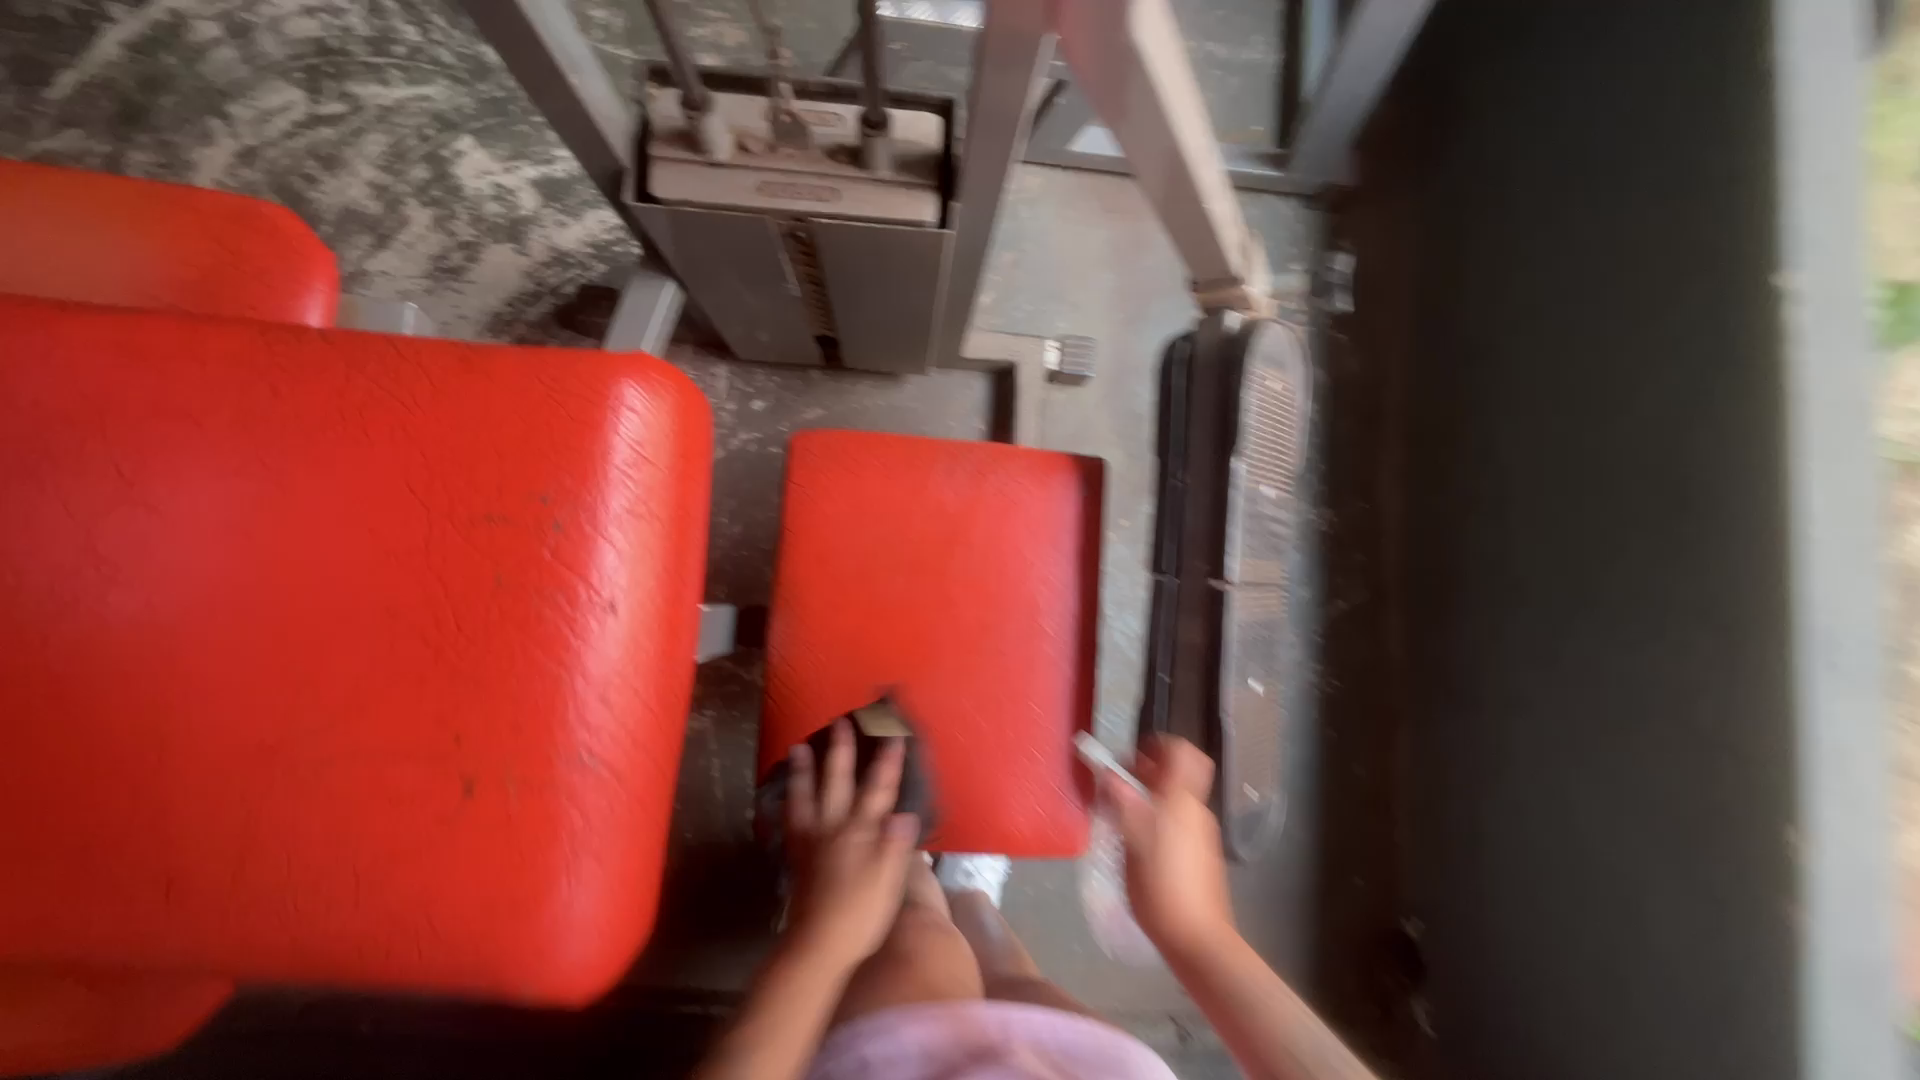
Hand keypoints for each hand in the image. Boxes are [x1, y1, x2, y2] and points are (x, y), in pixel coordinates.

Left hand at [783, 720, 919, 971]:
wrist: (816, 945)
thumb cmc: (860, 915)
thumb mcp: (888, 882)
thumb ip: (895, 846)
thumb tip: (905, 812)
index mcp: (860, 833)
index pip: (878, 791)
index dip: (887, 764)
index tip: (893, 736)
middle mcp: (834, 829)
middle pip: (837, 783)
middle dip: (841, 752)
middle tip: (840, 723)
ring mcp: (811, 841)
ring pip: (806, 796)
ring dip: (804, 770)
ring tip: (798, 747)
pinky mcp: (797, 856)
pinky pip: (790, 821)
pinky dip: (788, 803)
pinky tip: (784, 797)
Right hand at [1104, 734, 1236, 957]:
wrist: (1198, 940)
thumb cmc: (1162, 885)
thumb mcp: (1132, 840)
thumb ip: (1122, 801)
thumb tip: (1110, 773)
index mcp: (1181, 800)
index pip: (1182, 752)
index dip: (1158, 746)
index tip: (1131, 759)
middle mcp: (1195, 811)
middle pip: (1175, 776)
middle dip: (1143, 775)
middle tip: (1114, 789)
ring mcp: (1200, 835)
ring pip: (1173, 802)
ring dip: (1146, 801)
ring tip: (1117, 819)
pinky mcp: (1198, 858)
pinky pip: (1174, 825)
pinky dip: (1154, 823)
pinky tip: (1133, 846)